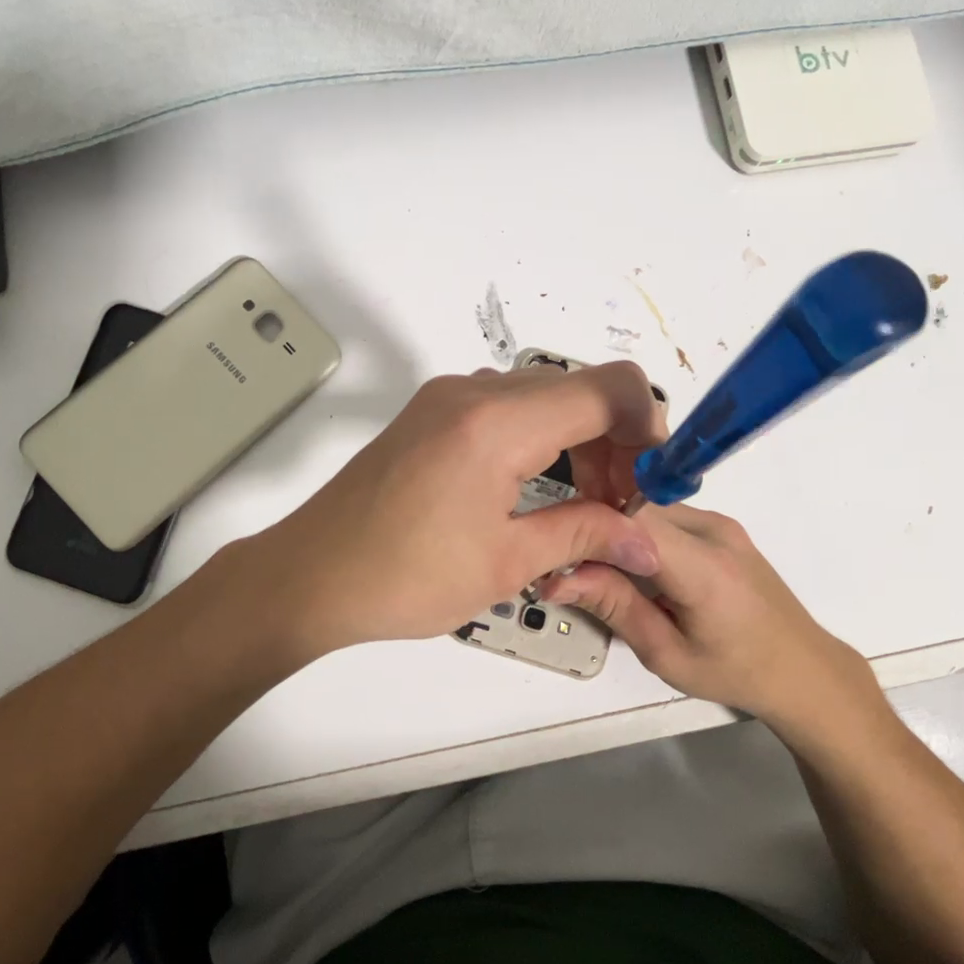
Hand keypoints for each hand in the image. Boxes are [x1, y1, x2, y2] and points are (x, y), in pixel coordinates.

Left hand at [237, 362, 667, 654]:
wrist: (312, 575)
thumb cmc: (407, 577)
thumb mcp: (506, 564)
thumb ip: (584, 535)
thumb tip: (645, 541)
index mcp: (498, 423)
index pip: (609, 387)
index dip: (647, 428)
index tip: (651, 483)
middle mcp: (473, 391)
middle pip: (576, 387)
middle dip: (614, 439)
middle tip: (617, 507)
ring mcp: (444, 397)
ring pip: (540, 395)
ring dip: (575, 437)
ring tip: (582, 503)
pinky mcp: (426, 413)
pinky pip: (502, 405)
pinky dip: (535, 436)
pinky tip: (535, 487)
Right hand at [535, 505, 876, 724]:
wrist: (804, 670)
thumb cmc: (735, 672)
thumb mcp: (666, 654)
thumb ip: (614, 607)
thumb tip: (555, 578)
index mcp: (704, 567)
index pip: (630, 523)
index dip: (586, 531)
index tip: (554, 557)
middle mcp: (714, 531)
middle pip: (635, 510)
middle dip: (597, 533)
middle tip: (569, 568)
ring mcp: (721, 524)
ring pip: (647, 510)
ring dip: (618, 535)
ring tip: (598, 572)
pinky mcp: (722, 528)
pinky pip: (666, 518)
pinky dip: (641, 537)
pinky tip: (634, 570)